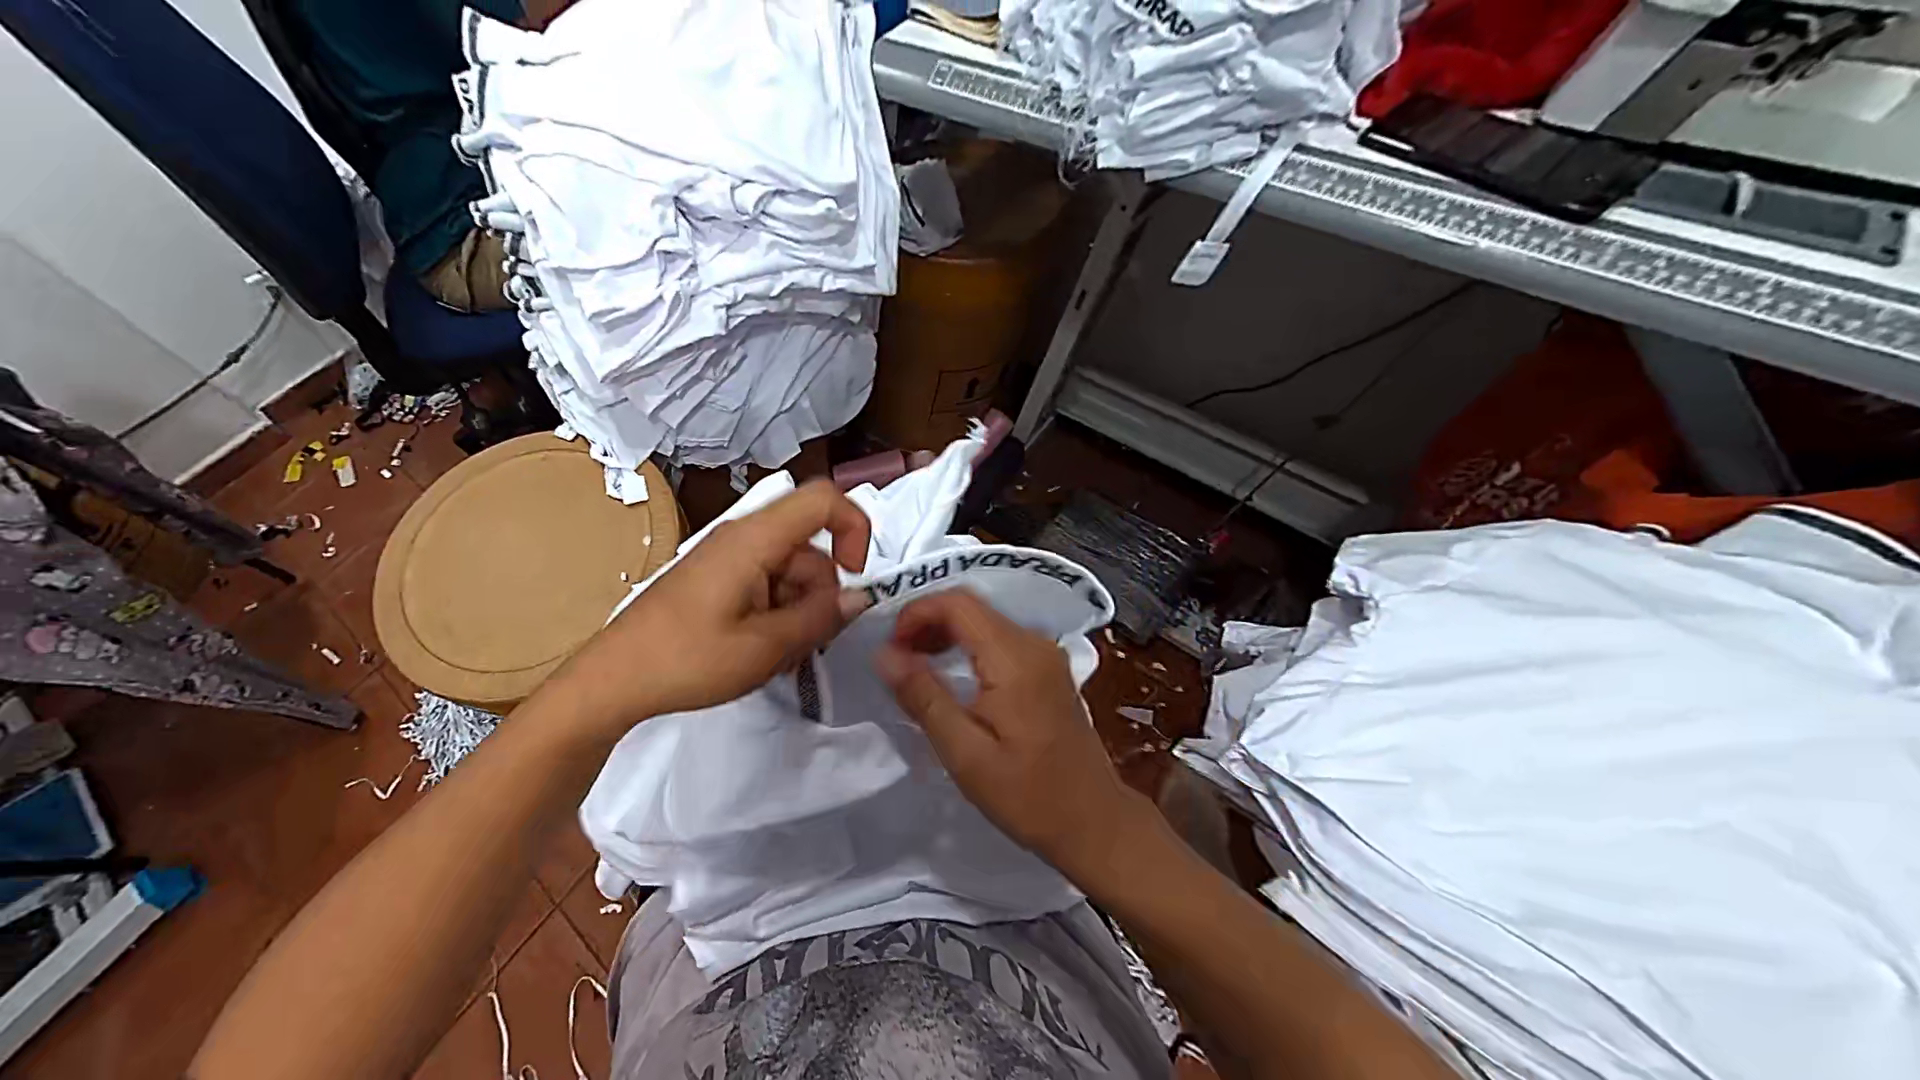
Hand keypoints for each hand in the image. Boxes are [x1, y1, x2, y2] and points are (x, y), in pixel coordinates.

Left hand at [552, 480, 871, 735]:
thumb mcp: (765, 647)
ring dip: (800, 608)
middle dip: (822, 591)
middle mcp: (743, 537)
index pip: (823, 500)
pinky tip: (763, 648)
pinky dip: (778, 612)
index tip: (856, 576)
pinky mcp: (719, 577)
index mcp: (754, 540)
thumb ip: (820, 618)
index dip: (854, 528)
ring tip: (779, 653)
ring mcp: (729, 557)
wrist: (612, 680)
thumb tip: (859, 597)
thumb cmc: (684, 660)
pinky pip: (768, 582)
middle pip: (810, 546)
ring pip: (792, 569)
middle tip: (809, 640)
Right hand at [874, 589, 1145, 877]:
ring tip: (916, 668)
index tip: (890, 649)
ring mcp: (1046, 654)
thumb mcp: (965, 754)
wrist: (1094, 821)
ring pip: (985, 620)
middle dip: (927, 622)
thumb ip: (923, 697)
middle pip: (971, 606)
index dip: (916, 613)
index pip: (957, 603)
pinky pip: (1001, 639)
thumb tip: (885, 655)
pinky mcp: (1049, 669)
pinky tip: (952, 676)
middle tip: (897, 661)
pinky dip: (969, 646)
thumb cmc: (1028, 795)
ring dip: (946, 633)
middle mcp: (1034, 642)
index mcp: (1014, 657)